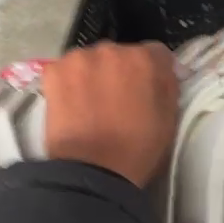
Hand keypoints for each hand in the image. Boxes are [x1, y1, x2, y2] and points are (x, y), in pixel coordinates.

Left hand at [43, 42, 178, 187]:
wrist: (92, 172)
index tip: (150, 90)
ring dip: (94, 76)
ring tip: (92, 106)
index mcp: (145, 61)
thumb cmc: (136, 152)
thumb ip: (168, 88)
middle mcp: (112, 50)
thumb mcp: (169, 121)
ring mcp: (79, 59)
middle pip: (120, 55)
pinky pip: (67, 71)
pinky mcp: (53, 71)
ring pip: (91, 61)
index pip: (156, 55)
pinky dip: (70, 83)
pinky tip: (72, 105)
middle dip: (122, 73)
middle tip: (118, 102)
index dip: (155, 73)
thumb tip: (165, 73)